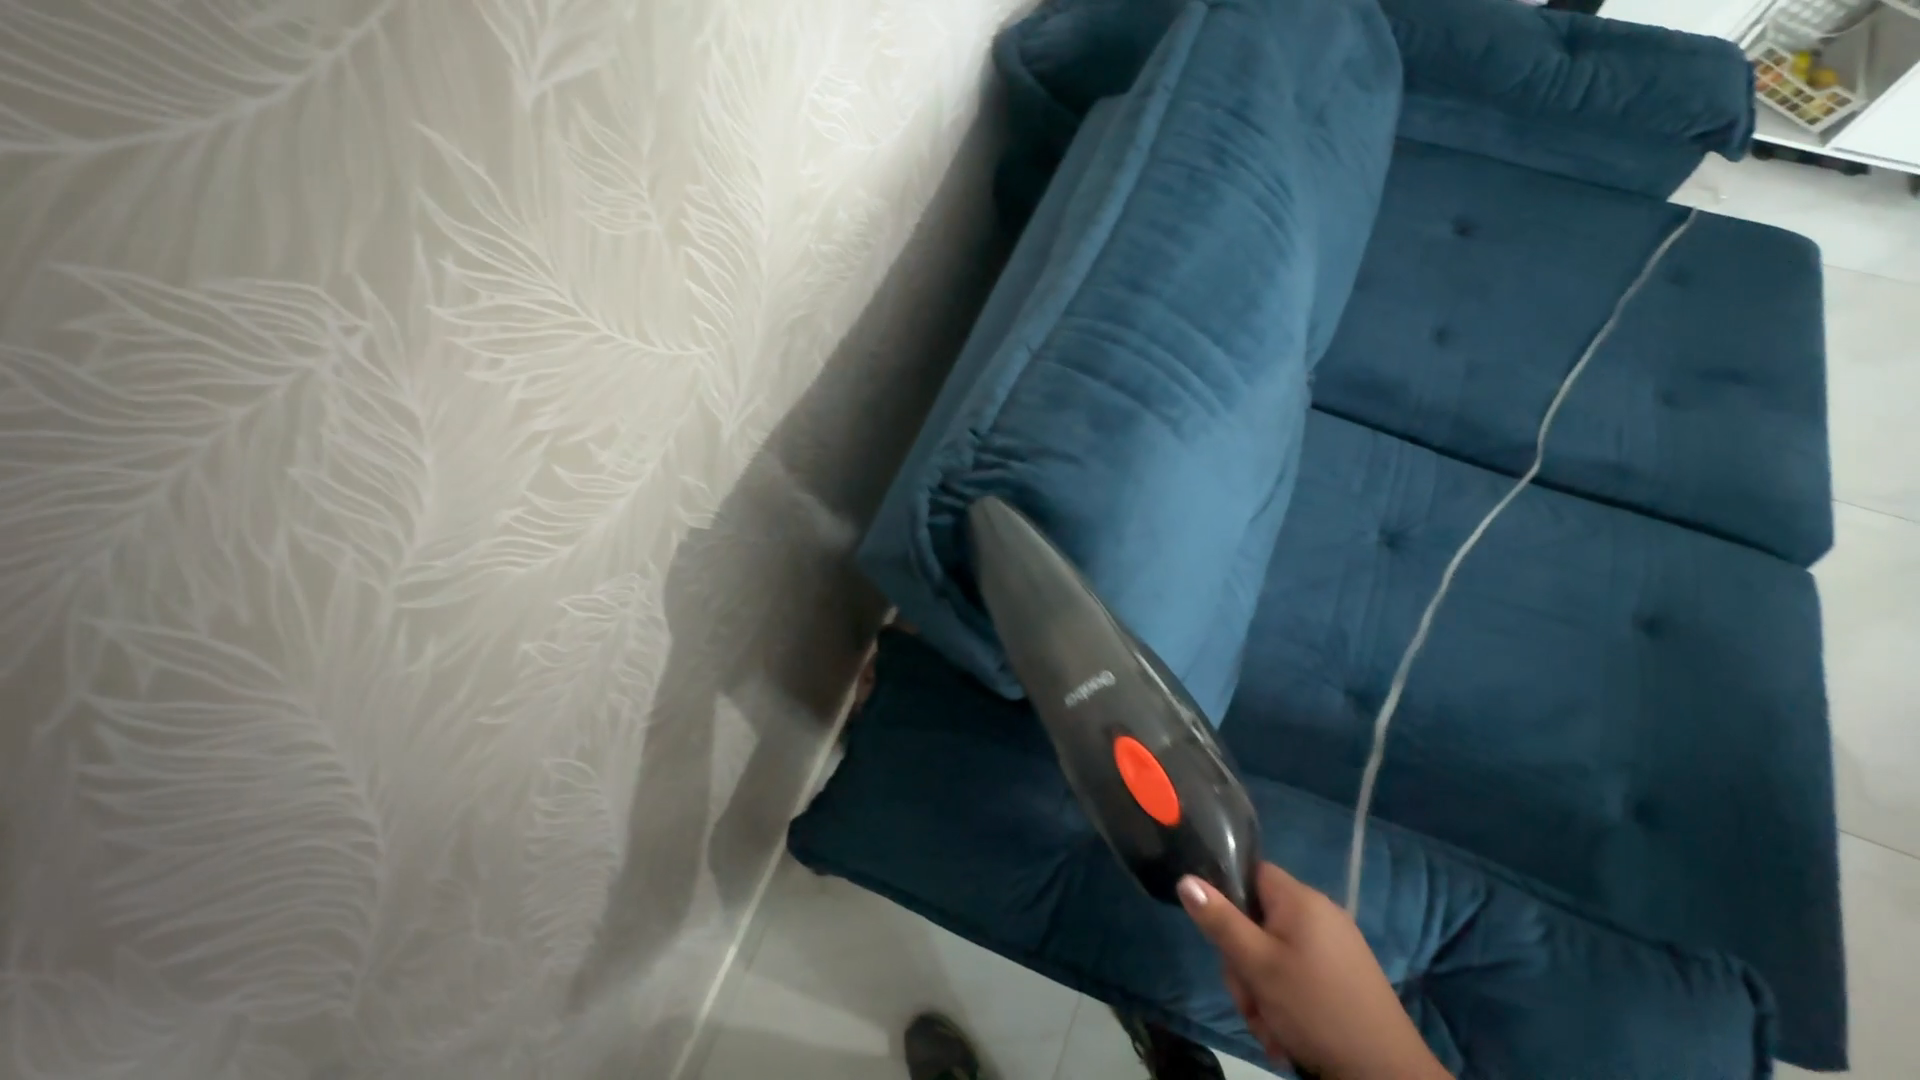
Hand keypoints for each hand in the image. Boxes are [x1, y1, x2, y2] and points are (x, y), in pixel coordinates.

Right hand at [1178, 864, 1450, 1079]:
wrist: (1385, 1071)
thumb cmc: (1315, 1008)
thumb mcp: (1257, 965)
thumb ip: (1220, 921)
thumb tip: (1186, 878)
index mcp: (1301, 900)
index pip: (1251, 873)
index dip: (1229, 899)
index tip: (1222, 936)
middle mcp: (1320, 914)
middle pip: (1258, 921)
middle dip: (1244, 964)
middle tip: (1249, 999)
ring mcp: (1335, 946)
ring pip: (1274, 955)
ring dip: (1261, 991)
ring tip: (1269, 1026)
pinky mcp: (1344, 975)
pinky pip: (1297, 974)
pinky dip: (1285, 1001)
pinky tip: (1285, 1033)